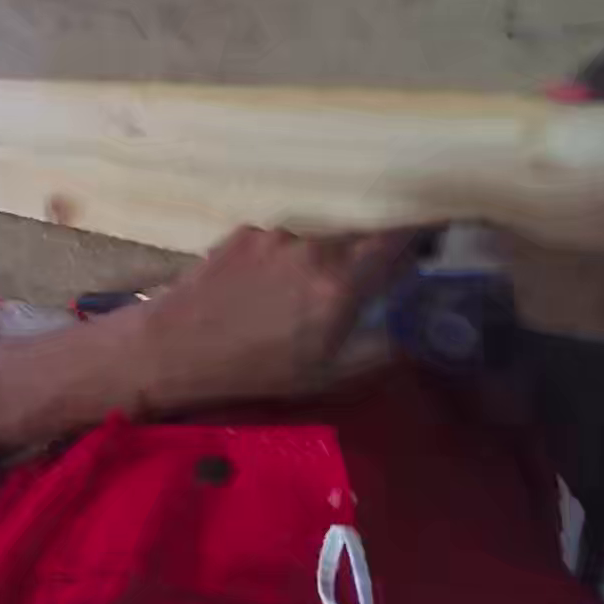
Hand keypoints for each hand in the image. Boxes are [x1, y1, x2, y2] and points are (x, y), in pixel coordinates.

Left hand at [126, 225, 427, 411]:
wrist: (174, 345)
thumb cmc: (254, 370)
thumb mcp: (326, 373)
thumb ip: (379, 344)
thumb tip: (412, 322)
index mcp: (338, 283)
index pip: (394, 243)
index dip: (417, 237)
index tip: (429, 240)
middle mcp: (313, 247)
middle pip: (355, 242)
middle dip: (360, 262)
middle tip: (346, 293)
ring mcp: (277, 234)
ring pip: (316, 243)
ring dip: (316, 264)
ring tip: (287, 299)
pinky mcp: (247, 230)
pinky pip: (281, 242)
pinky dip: (282, 260)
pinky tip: (257, 288)